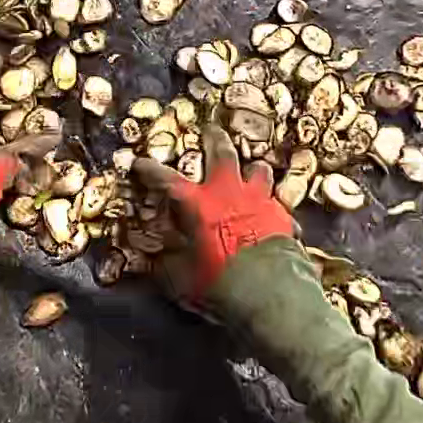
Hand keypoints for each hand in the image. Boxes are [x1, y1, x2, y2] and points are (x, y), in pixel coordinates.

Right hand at [133, 122, 295, 301]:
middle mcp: (228, 193)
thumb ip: (169, 265)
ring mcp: (259, 202)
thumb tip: (157, 264)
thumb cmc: (220, 282)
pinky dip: (274, 212)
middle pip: (222, 154)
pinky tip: (275, 221)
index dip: (150, 170)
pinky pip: (279, 208)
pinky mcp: (284, 218)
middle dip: (214, 139)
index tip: (139, 162)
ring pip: (258, 171)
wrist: (272, 292)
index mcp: (198, 204)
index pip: (167, 180)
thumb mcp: (183, 279)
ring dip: (253, 170)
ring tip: (252, 169)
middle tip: (210, 129)